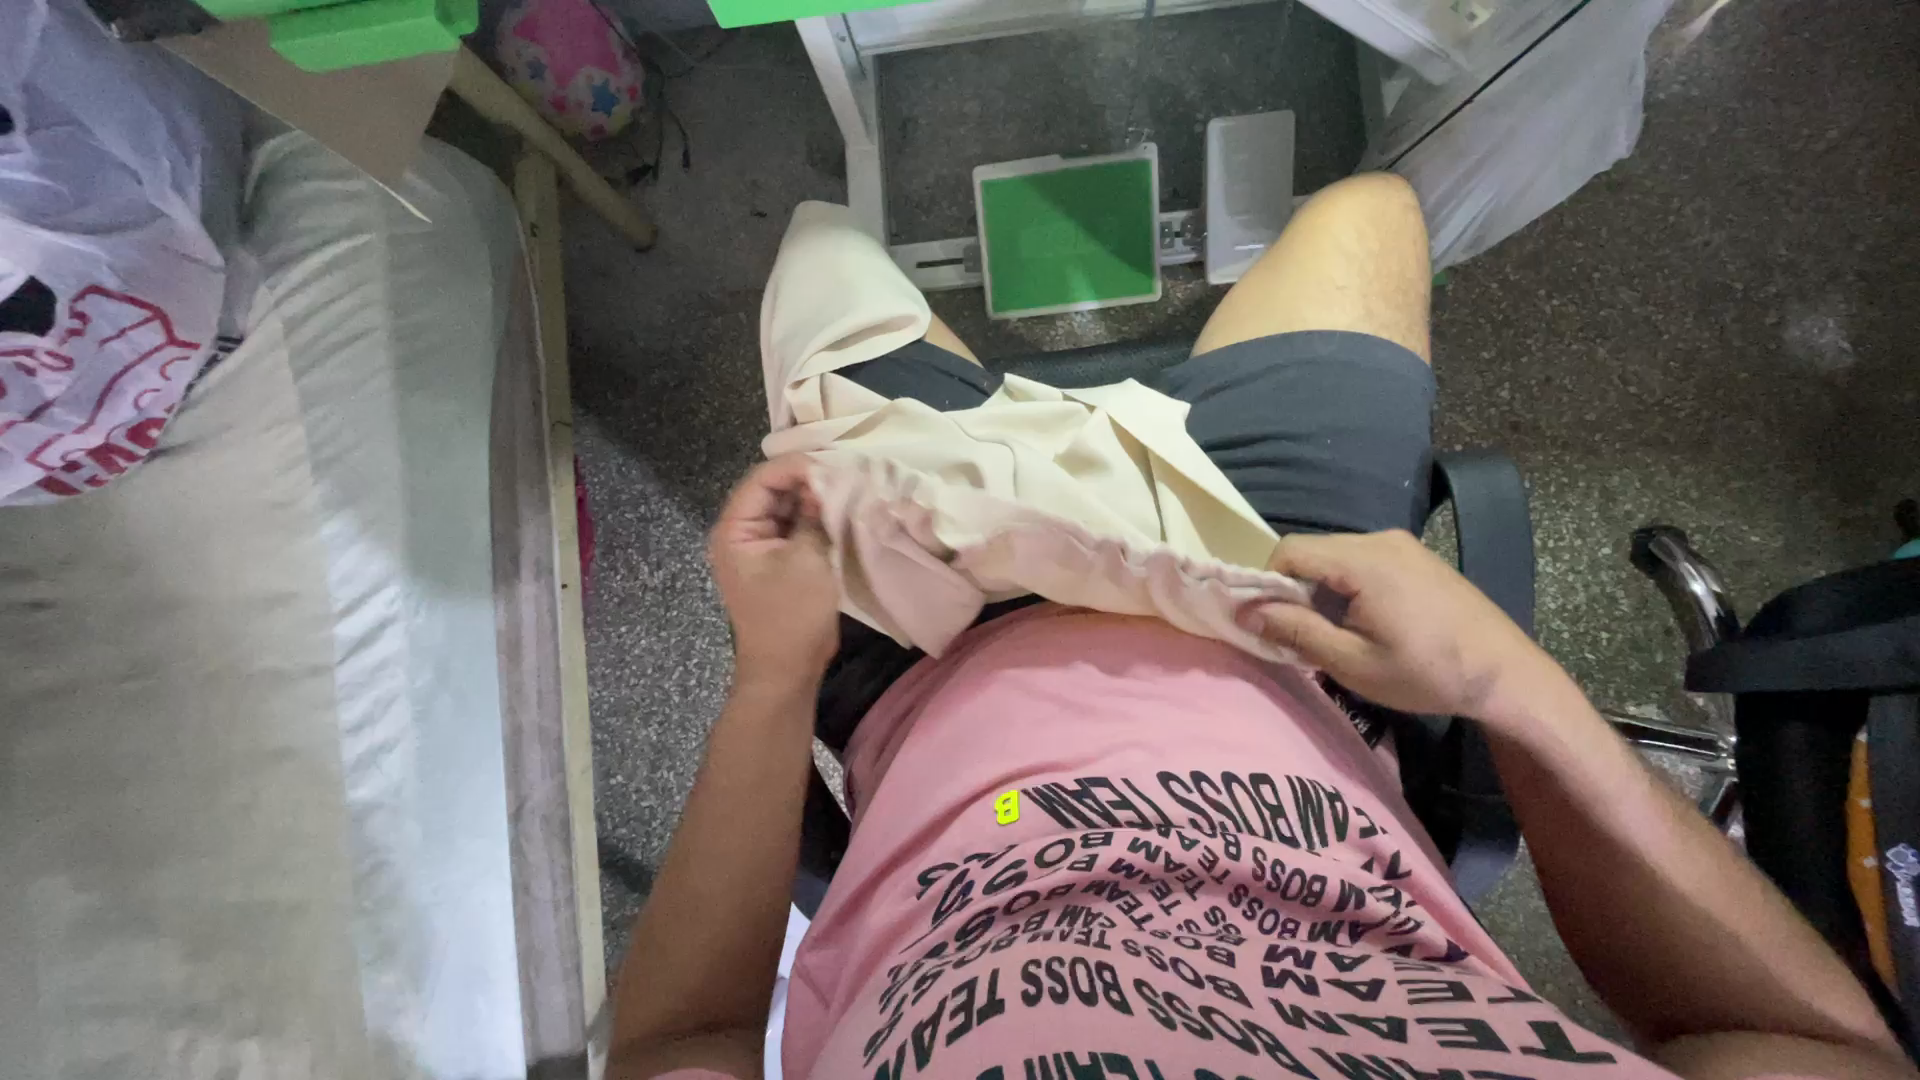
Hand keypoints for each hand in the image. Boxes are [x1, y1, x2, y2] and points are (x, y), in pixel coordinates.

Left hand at [708, 456, 839, 685]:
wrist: (786, 670)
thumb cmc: (791, 615)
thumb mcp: (807, 560)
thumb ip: (813, 517)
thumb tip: (823, 486)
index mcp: (734, 531)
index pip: (761, 481)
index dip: (795, 468)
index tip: (831, 466)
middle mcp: (741, 534)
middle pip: (772, 492)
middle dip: (806, 481)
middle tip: (844, 475)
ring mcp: (760, 549)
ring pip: (786, 509)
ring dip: (813, 500)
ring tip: (846, 489)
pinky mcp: (778, 562)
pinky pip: (794, 529)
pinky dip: (814, 520)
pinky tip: (839, 513)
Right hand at [1240, 530, 1562, 720]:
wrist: (1509, 677)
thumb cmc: (1428, 674)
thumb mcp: (1352, 662)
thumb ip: (1295, 631)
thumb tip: (1244, 613)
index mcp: (1364, 561)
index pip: (1289, 550)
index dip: (1267, 583)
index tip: (1271, 621)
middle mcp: (1381, 540)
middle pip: (1311, 550)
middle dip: (1293, 588)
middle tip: (1301, 632)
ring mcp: (1402, 545)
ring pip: (1333, 555)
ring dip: (1319, 588)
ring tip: (1334, 630)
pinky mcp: (1415, 556)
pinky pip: (1359, 560)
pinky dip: (1344, 585)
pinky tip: (1363, 620)